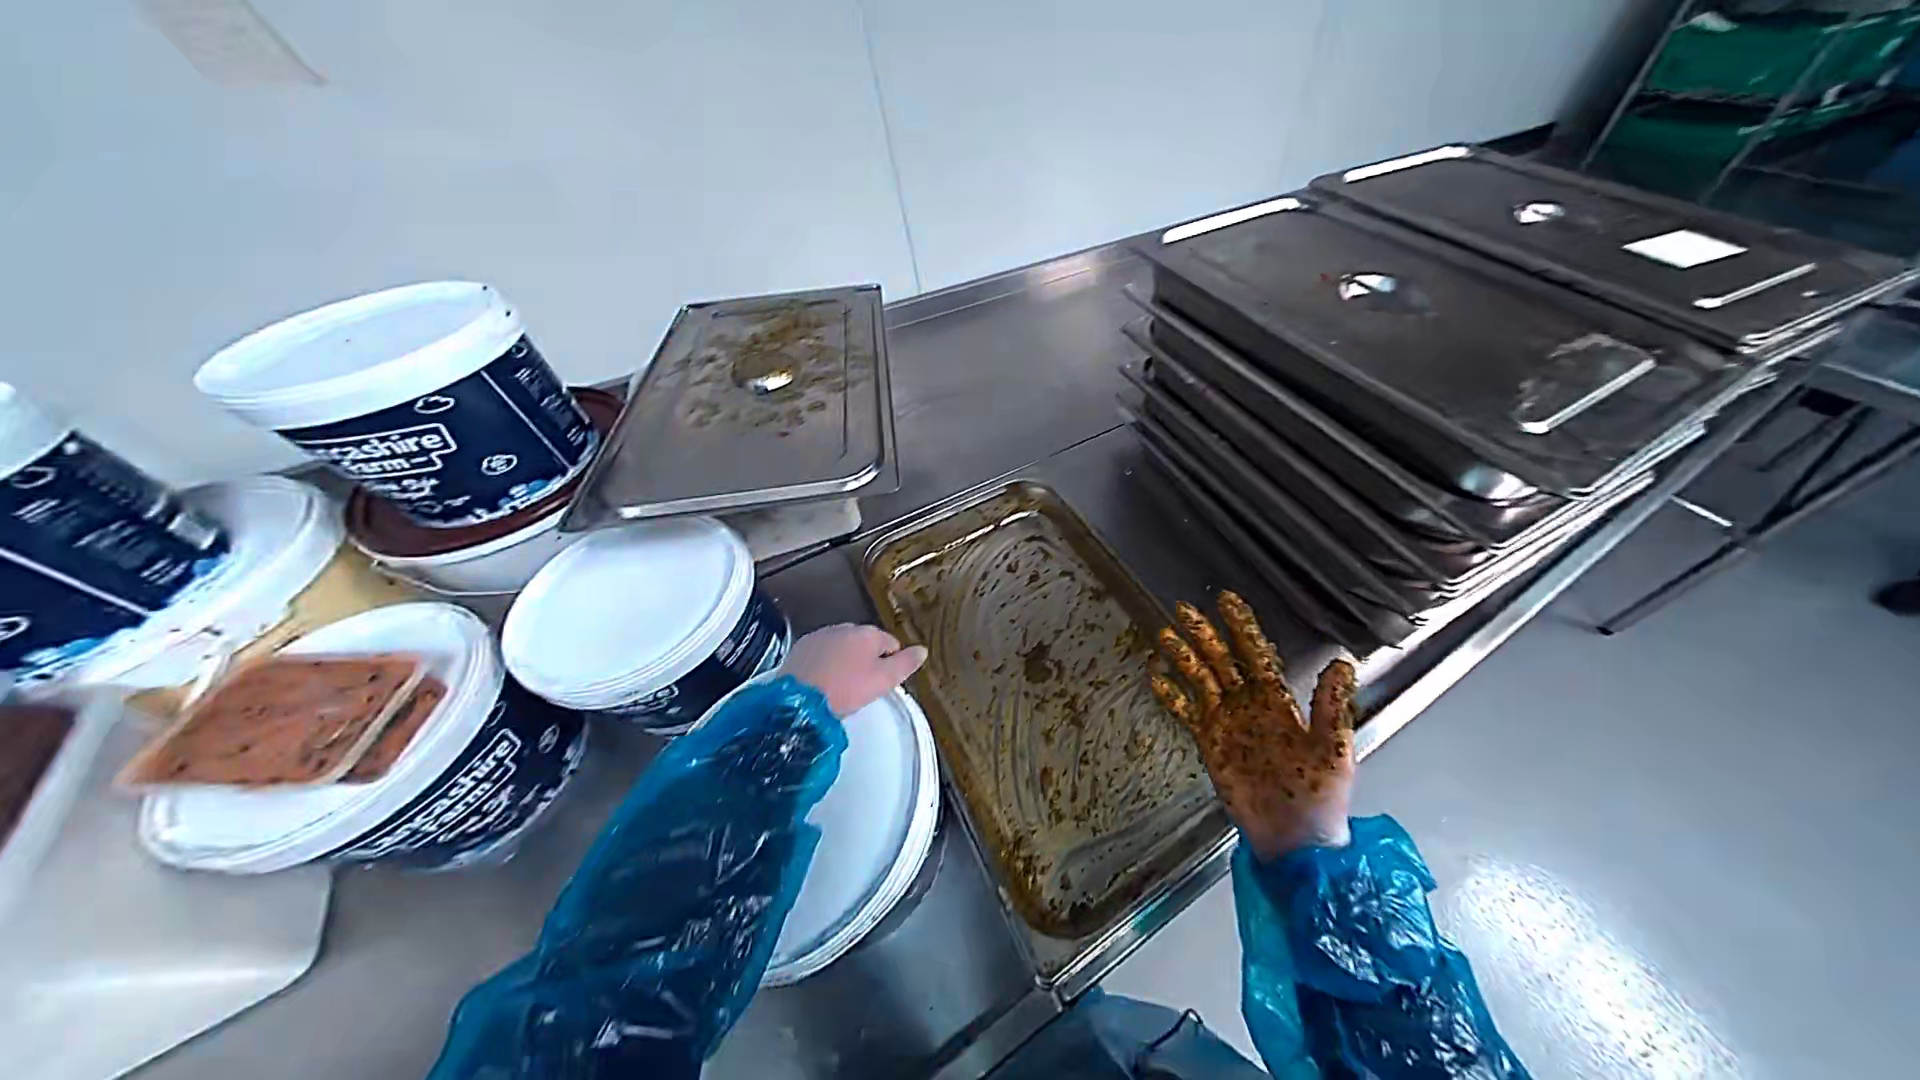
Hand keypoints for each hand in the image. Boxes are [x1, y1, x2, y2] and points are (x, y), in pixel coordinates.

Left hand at [780, 624, 928, 717]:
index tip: (883, 681)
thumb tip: (922, 650)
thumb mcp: (884, 681)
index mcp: (868, 634)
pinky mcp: (801, 646)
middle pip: (865, 642)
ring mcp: (821, 635)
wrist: (799, 700)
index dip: (890, 663)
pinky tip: (822, 681)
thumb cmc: (845, 690)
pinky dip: (825, 662)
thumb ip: (906, 664)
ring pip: (842, 646)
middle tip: (863, 686)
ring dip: (845, 659)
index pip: (890, 643)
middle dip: (866, 659)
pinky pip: (822, 652)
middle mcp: (844, 628)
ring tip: (841, 686)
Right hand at [1151, 591, 1356, 860]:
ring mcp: (1225, 721)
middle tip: (1184, 609)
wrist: (1295, 839)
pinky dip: (1170, 695)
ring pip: (1200, 679)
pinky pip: (1185, 712)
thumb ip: (1333, 706)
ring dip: (1183, 657)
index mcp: (1278, 701)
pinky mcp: (1208, 742)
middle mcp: (1248, 704)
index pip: (1256, 654)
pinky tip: (1155, 678)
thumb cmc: (1320, 796)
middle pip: (1221, 660)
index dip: (1242, 626)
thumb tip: (1341, 663)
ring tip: (1164, 635)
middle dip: (1204, 633)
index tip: (1227, 601)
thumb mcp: (1334, 750)